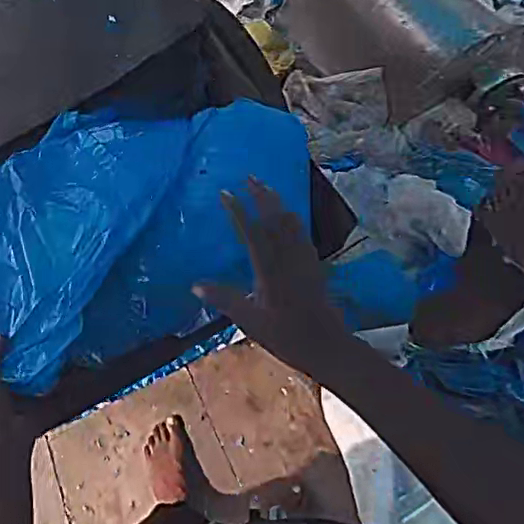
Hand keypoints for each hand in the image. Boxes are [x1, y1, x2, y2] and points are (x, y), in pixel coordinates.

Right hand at [196, 179, 356, 380]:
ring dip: (278, 202)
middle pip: (274, 218)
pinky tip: (289, 217)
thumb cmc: (286, 336)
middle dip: (261, 196)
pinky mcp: (314, 264)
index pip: (251, 232)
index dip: (238, 210)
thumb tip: (195, 285)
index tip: (225, 192)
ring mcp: (304, 259)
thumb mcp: (250, 321)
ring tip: (267, 188)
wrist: (327, 346)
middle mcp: (287, 258)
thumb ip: (224, 299)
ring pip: (291, 222)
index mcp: (269, 270)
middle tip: (250, 177)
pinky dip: (292, 217)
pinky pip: (302, 232)